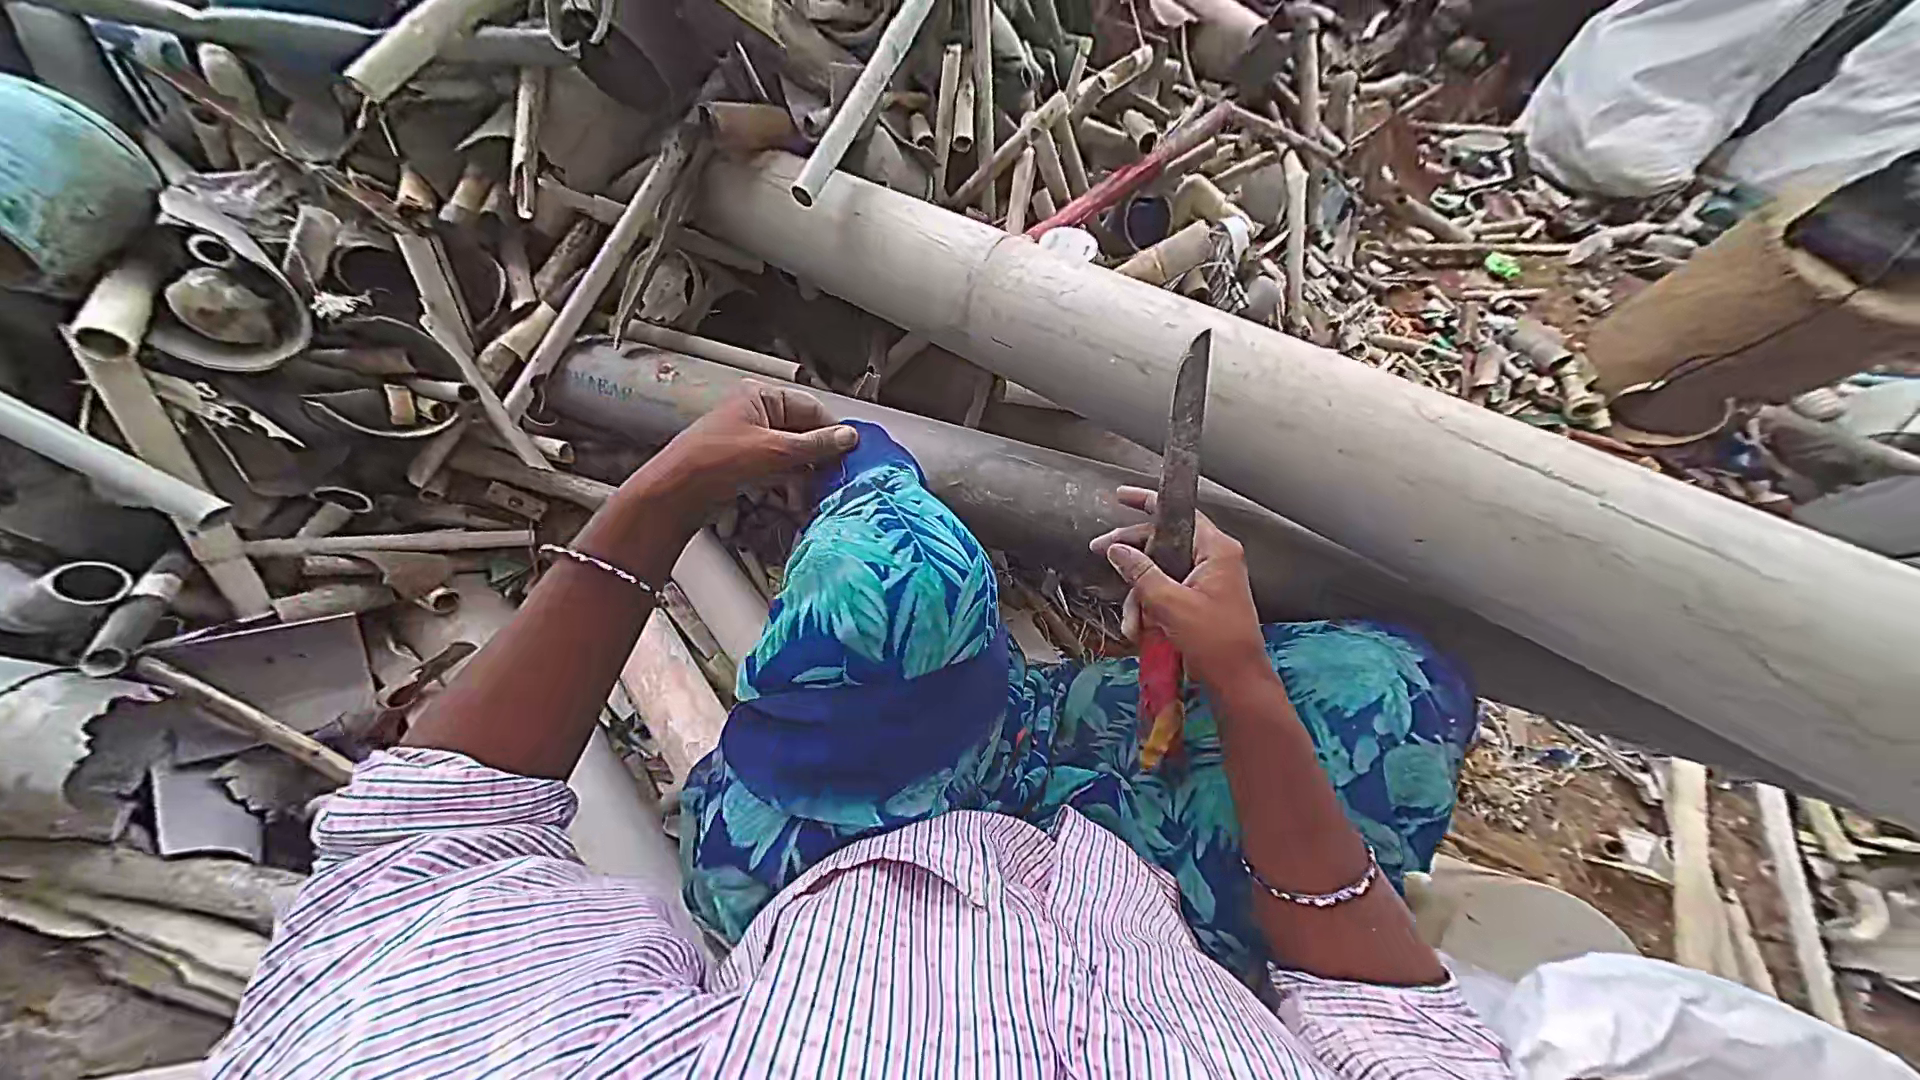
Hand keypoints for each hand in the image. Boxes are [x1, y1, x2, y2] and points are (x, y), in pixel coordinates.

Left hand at [634, 381, 858, 521]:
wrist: (677, 494)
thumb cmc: (716, 461)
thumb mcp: (775, 451)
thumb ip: (817, 445)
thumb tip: (848, 437)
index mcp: (761, 397)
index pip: (811, 408)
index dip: (832, 431)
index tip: (851, 451)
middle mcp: (758, 415)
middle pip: (804, 433)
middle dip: (819, 458)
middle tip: (836, 476)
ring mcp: (753, 442)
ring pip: (794, 456)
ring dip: (807, 477)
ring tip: (816, 495)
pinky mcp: (748, 467)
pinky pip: (781, 473)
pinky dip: (792, 486)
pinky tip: (798, 502)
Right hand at [1089, 486, 1269, 685]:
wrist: (1236, 681)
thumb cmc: (1213, 640)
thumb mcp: (1169, 603)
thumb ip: (1140, 572)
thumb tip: (1115, 549)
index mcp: (1215, 550)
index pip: (1178, 513)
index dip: (1147, 502)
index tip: (1120, 496)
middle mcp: (1212, 559)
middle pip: (1161, 544)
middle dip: (1132, 561)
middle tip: (1100, 554)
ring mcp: (1206, 580)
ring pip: (1158, 573)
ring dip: (1139, 597)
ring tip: (1133, 624)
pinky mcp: (1199, 600)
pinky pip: (1165, 593)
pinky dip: (1150, 609)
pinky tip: (1141, 630)